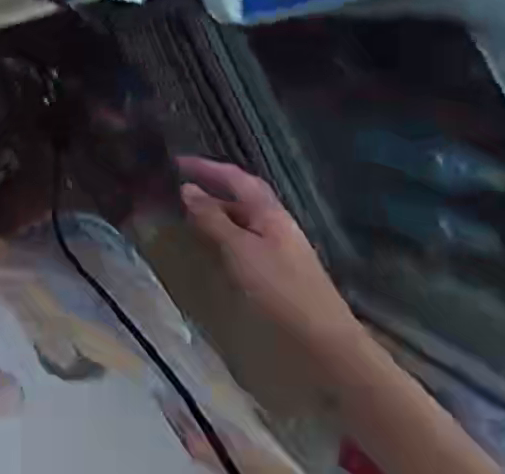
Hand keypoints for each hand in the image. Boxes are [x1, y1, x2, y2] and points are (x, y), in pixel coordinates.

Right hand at [176, 157, 362, 354]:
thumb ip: (212, 219)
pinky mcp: (279, 268)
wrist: (326, 342)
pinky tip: (213, 243)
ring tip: (188, 213)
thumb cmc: (281, 288)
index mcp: (270, 212)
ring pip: (243, 218)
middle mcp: (277, 223)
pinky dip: (224, 232)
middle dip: (212, 187)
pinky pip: (245, 238)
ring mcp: (280, 246)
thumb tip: (187, 189)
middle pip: (242, 196)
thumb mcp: (240, 249)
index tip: (177, 162)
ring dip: (217, 211)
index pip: (236, 178)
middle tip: (179, 186)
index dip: (207, 167)